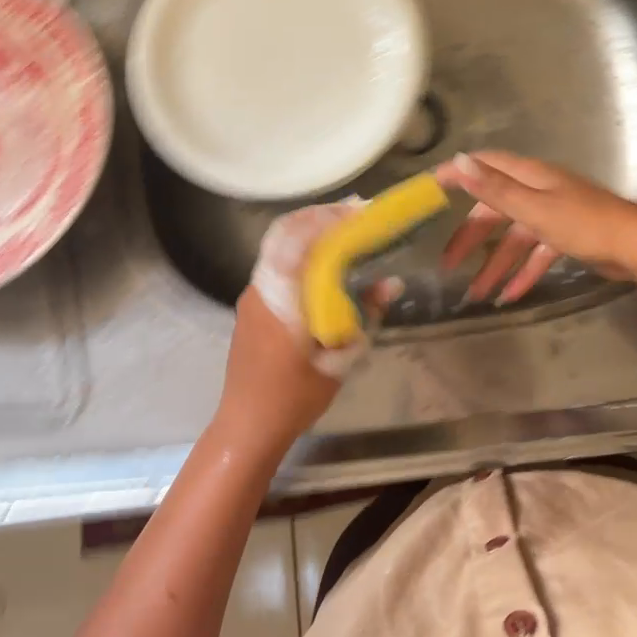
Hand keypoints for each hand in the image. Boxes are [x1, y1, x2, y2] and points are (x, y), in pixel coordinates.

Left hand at [215, 200, 390, 453]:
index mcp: (283, 299)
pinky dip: (301, 251)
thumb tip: (390, 283)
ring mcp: (253, 294)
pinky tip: (324, 261)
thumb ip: (364, 317)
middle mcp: (263, 287)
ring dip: (311, 232)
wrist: (246, 425)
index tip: (360, 210)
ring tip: (345, 229)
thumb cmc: (294, 397)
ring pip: (280, 246)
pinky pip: (277, 264)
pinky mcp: (253, 304)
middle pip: (287, 233)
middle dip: (322, 217)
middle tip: (356, 213)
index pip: (301, 239)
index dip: (329, 218)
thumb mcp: (339, 361)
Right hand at [435, 150, 636, 303]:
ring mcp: (554, 215)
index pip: (486, 166)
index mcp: (530, 176)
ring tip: (477, 295)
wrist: (636, 247)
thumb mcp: (533, 208)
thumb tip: (458, 161)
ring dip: (496, 265)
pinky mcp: (567, 237)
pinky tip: (510, 297)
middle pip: (495, 210)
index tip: (430, 187)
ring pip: (514, 238)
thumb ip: (494, 189)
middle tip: (449, 265)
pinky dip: (523, 273)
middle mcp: (539, 190)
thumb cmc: (583, 223)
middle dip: (471, 237)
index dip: (458, 173)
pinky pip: (535, 254)